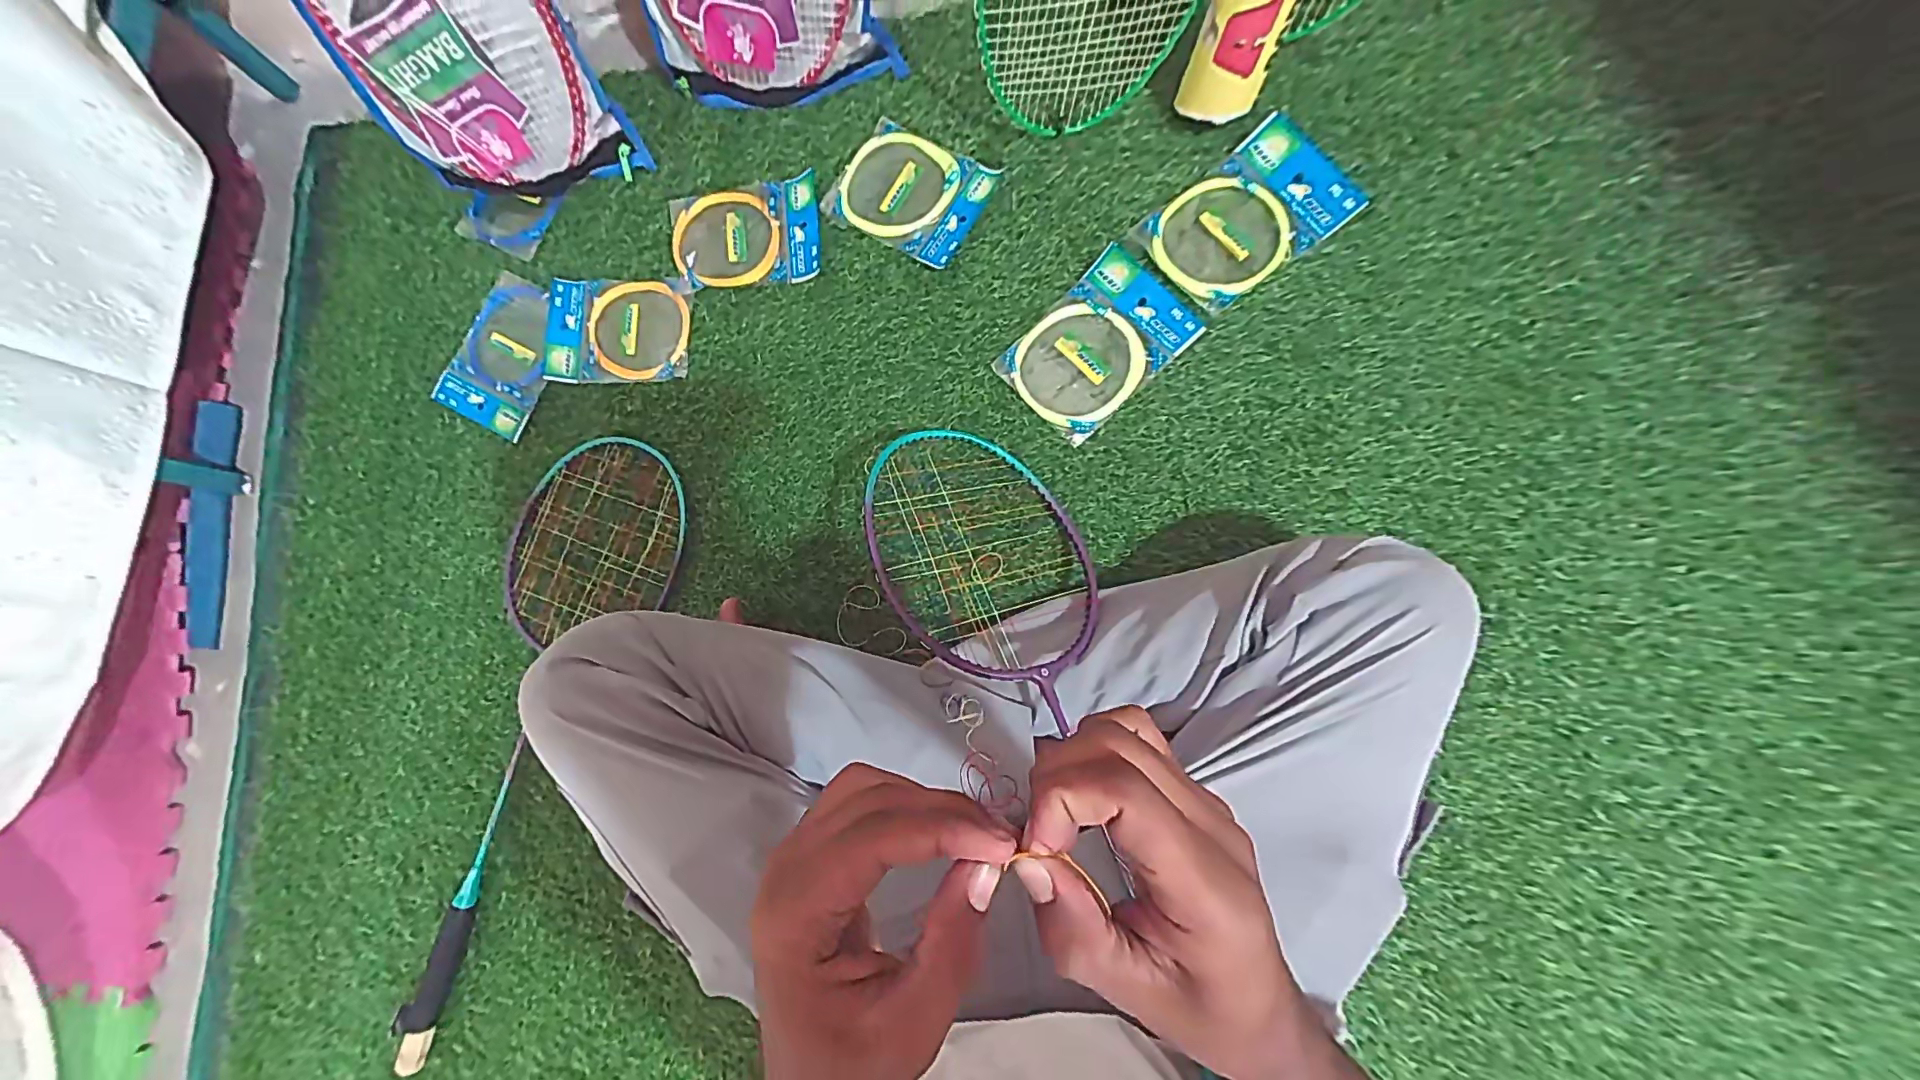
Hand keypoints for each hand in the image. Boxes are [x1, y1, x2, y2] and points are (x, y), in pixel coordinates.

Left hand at [751, 763, 1017, 1079]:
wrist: (808, 1077)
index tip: (997, 842)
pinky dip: (906, 804)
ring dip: (922, 799)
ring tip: (972, 830)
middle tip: (994, 836)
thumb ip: (951, 941)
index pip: (870, 839)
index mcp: (796, 913)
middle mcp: (786, 870)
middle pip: (865, 799)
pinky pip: (858, 802)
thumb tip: (984, 864)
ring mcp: (794, 856)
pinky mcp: (812, 854)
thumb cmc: (852, 1060)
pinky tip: (938, 827)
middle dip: (938, 809)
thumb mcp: (913, 1021)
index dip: (939, 829)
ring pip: (862, 788)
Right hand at [1014, 707, 1366, 1079]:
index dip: (1063, 798)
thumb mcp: (1129, 992)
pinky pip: (1136, 738)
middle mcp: (1209, 820)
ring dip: (1073, 756)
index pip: (1125, 790)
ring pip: (1126, 727)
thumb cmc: (1202, 1007)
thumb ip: (1074, 930)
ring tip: (1058, 811)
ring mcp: (1203, 797)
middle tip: (1040, 832)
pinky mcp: (1192, 790)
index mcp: (1204, 877)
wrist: (1260, 1004)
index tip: (1036, 846)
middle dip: (1057, 777)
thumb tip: (1029, 859)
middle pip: (1118, 745)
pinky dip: (1093, 750)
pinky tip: (1084, 796)